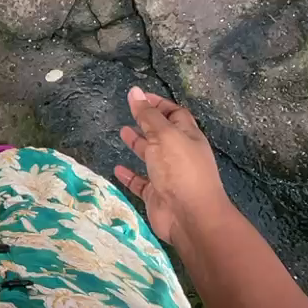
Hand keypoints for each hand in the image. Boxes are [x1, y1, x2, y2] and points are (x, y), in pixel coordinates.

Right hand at [114, 87, 234, 242]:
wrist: (190, 216)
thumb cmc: (180, 170)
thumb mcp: (164, 136)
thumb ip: (148, 115)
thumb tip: (135, 91)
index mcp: (187, 137)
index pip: (174, 114)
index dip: (158, 104)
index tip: (139, 96)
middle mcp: (179, 154)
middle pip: (163, 133)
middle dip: (147, 122)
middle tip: (129, 112)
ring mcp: (168, 175)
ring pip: (151, 156)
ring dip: (138, 144)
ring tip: (122, 133)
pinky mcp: (156, 194)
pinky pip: (140, 181)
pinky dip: (129, 175)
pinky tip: (117, 169)